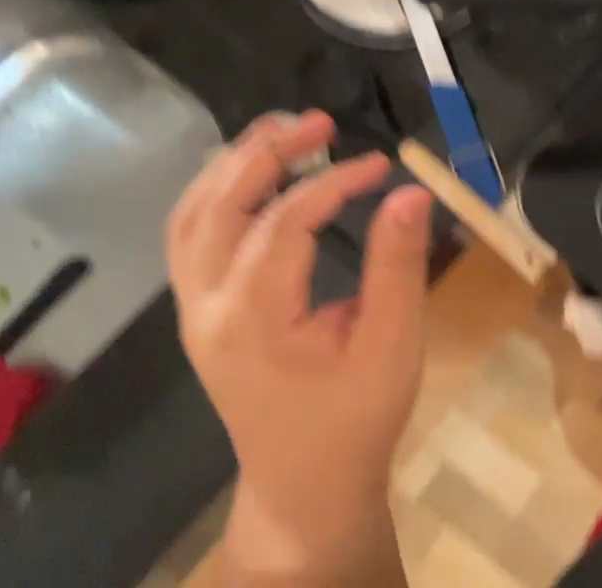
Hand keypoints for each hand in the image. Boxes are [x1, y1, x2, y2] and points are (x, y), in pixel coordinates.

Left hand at [167, 111, 432, 579]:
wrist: (306, 481)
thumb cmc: (357, 413)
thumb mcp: (393, 342)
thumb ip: (398, 264)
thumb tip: (411, 192)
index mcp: (253, 316)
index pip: (284, 221)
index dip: (335, 182)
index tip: (385, 164)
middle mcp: (206, 306)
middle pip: (217, 206)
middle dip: (266, 154)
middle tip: (320, 121)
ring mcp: (193, 310)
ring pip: (190, 217)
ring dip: (233, 167)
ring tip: (282, 131)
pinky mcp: (200, 314)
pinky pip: (192, 237)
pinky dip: (218, 194)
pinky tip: (255, 178)